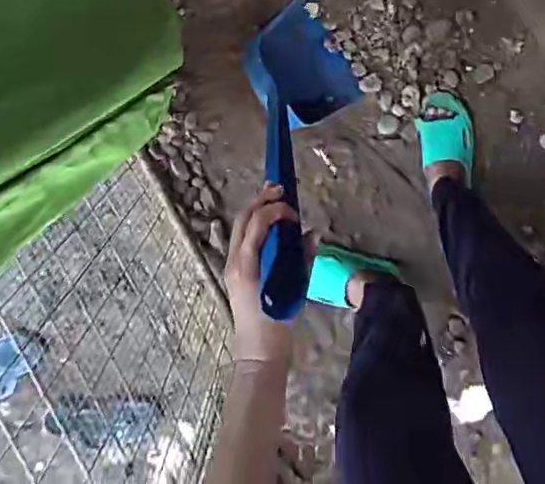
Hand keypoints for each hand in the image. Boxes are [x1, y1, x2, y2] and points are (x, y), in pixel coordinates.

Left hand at [222, 183, 302, 365]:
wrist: (258, 356)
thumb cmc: (276, 326)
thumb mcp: (292, 290)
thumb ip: (301, 260)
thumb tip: (312, 235)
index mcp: (245, 265)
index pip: (256, 224)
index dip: (274, 210)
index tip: (293, 212)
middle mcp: (234, 261)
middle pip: (243, 219)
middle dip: (261, 200)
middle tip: (280, 189)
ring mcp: (232, 267)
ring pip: (240, 227)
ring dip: (257, 210)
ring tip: (275, 199)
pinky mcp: (236, 273)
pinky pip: (243, 239)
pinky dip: (256, 225)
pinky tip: (270, 224)